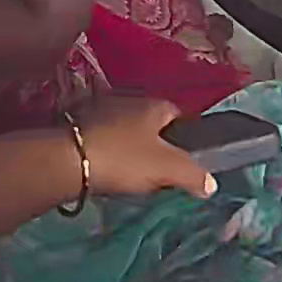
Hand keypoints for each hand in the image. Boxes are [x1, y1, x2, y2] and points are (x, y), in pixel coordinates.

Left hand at [76, 97, 214, 199]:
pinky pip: (110, 136)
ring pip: (130, 129)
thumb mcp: (165, 168)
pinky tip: (113, 169)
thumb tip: (212, 182)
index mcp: (155, 105)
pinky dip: (115, 149)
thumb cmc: (124, 158)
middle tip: (164, 172)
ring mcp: (106, 108)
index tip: (188, 161)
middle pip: (154, 122)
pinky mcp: (85, 123)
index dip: (186, 137)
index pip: (180, 115)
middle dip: (160, 143)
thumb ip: (192, 174)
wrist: (70, 159)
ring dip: (135, 146)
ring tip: (138, 175)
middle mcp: (132, 99)